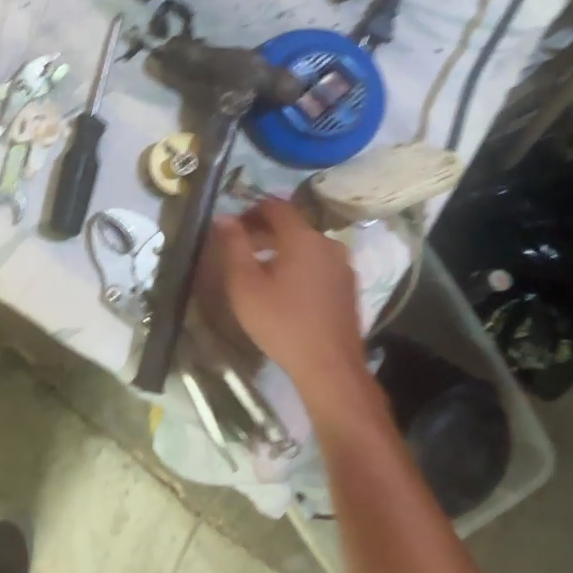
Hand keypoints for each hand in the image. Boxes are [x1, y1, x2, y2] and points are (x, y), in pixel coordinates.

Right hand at [201, 200, 373, 415]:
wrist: (329, 367)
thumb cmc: (281, 322)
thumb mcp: (245, 284)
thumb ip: (234, 245)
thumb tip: (223, 217)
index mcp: (303, 238)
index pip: (276, 206)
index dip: (251, 209)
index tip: (232, 226)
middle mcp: (328, 244)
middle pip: (293, 225)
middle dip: (264, 231)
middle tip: (241, 248)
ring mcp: (343, 265)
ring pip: (307, 245)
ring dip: (282, 248)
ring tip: (260, 269)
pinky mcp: (349, 286)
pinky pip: (320, 263)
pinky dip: (300, 265)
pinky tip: (286, 288)